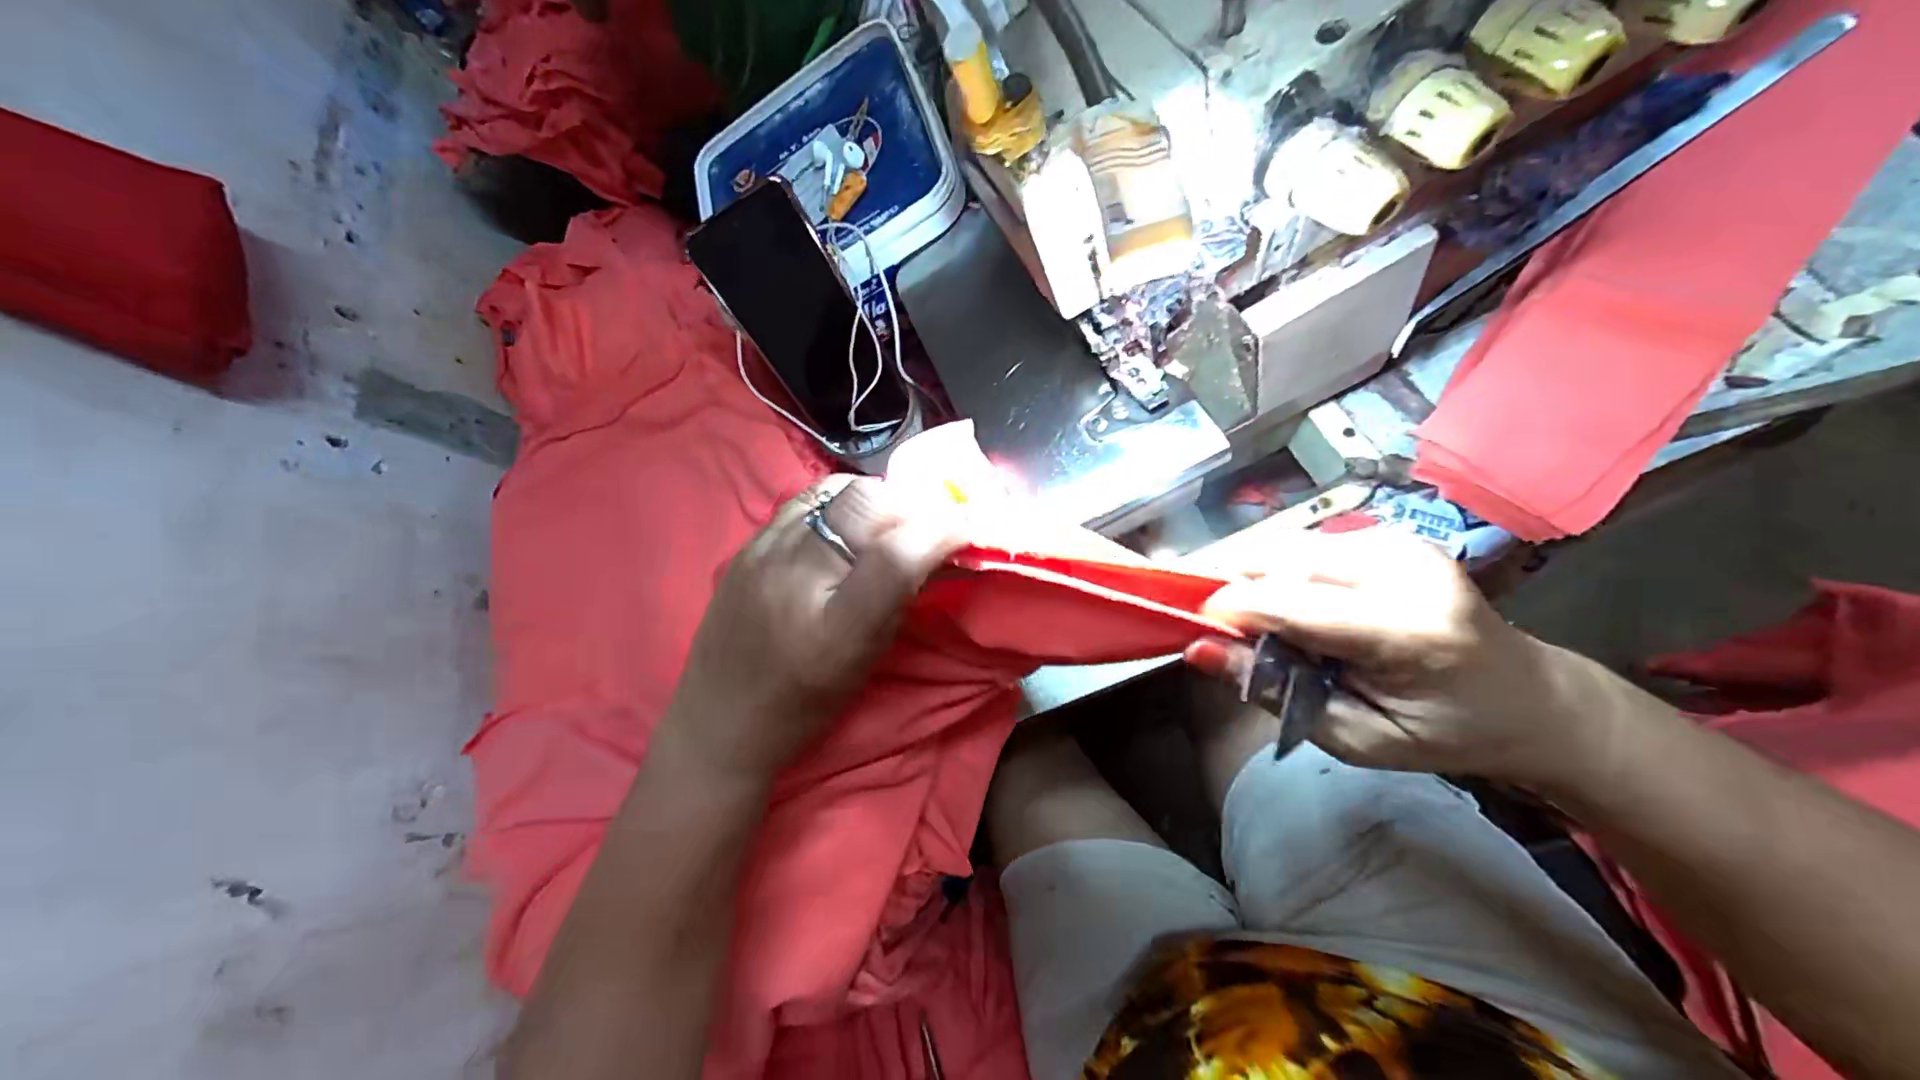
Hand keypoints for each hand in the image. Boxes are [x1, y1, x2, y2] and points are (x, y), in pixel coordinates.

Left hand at [660, 475, 965, 783]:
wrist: (720, 718)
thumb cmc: (805, 706)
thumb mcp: (866, 661)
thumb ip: (901, 599)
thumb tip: (937, 547)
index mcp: (833, 628)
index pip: (897, 553)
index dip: (942, 530)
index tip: (964, 529)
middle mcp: (795, 578)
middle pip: (868, 503)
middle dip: (914, 503)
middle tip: (930, 520)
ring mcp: (764, 552)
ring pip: (837, 489)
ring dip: (878, 496)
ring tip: (891, 517)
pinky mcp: (747, 543)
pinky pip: (806, 500)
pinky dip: (841, 501)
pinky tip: (849, 522)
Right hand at [1187, 528, 1600, 785]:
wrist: (1528, 696)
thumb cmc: (1443, 732)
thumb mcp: (1356, 738)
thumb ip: (1274, 691)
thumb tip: (1199, 651)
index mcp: (1409, 630)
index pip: (1292, 602)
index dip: (1230, 612)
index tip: (1197, 634)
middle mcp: (1405, 569)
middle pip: (1280, 559)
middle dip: (1239, 592)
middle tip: (1235, 637)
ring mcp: (1400, 543)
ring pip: (1285, 545)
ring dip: (1259, 581)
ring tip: (1271, 626)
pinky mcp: (1391, 534)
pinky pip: (1305, 545)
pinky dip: (1283, 575)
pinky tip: (1300, 607)